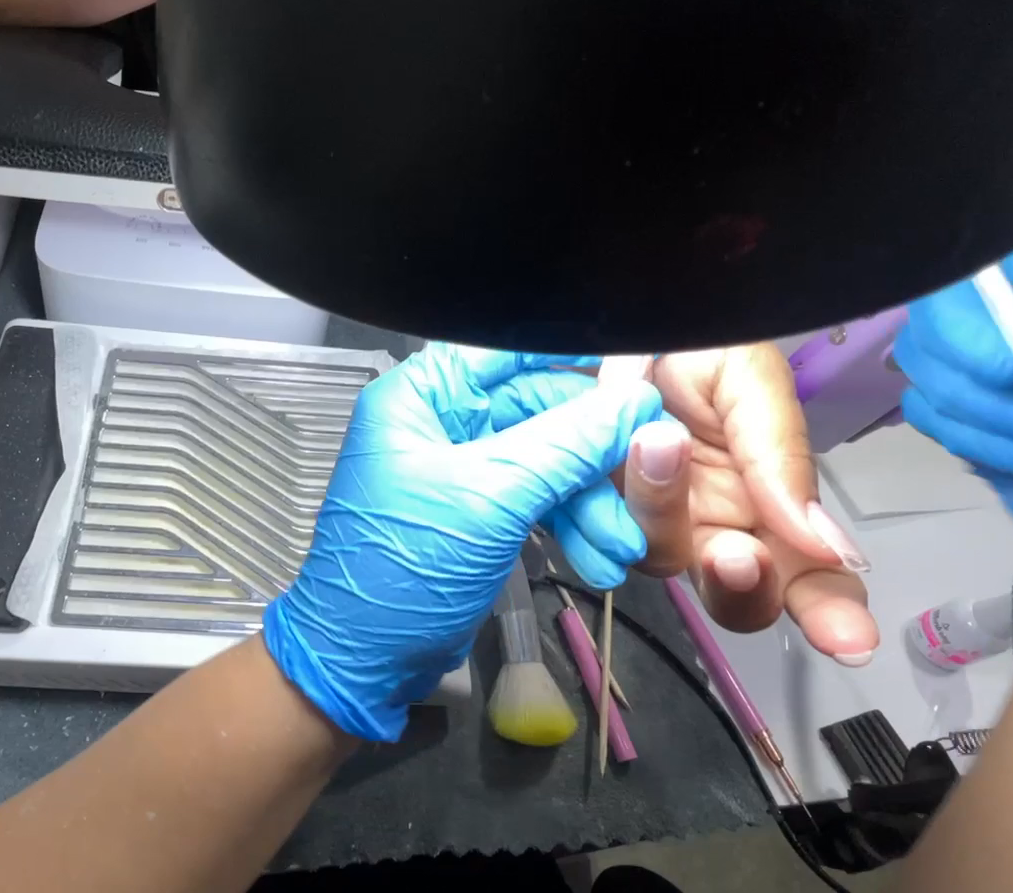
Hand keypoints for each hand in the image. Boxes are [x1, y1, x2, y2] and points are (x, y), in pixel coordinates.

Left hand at [264, 344, 663, 740]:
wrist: (364, 661)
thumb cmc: (406, 566)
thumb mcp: (489, 498)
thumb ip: (563, 446)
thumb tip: (634, 401)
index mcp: (423, 395)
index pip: (506, 351)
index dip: (572, 356)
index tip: (639, 369)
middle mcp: (440, 419)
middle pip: (537, 408)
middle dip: (593, 453)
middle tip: (648, 482)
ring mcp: (460, 467)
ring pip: (545, 458)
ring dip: (589, 500)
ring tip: (624, 547)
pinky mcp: (478, 509)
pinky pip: (536, 497)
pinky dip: (569, 524)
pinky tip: (602, 559)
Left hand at [555, 347, 878, 664]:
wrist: (626, 325)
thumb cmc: (699, 348)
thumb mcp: (749, 381)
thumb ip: (780, 454)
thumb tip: (825, 542)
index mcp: (769, 503)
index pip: (814, 576)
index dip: (833, 612)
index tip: (848, 637)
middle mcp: (714, 522)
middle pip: (735, 594)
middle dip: (741, 584)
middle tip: (738, 554)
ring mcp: (651, 515)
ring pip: (662, 556)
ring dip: (664, 510)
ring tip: (661, 442)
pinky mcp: (593, 500)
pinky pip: (596, 525)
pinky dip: (605, 500)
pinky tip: (611, 461)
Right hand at [895, 212, 1012, 671]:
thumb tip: (1003, 237)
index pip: (975, 258)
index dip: (969, 307)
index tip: (1012, 357)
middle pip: (932, 316)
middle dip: (975, 374)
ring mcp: (990, 364)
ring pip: (920, 367)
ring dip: (983, 417)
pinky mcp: (970, 414)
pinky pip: (923, 411)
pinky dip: (972, 441)